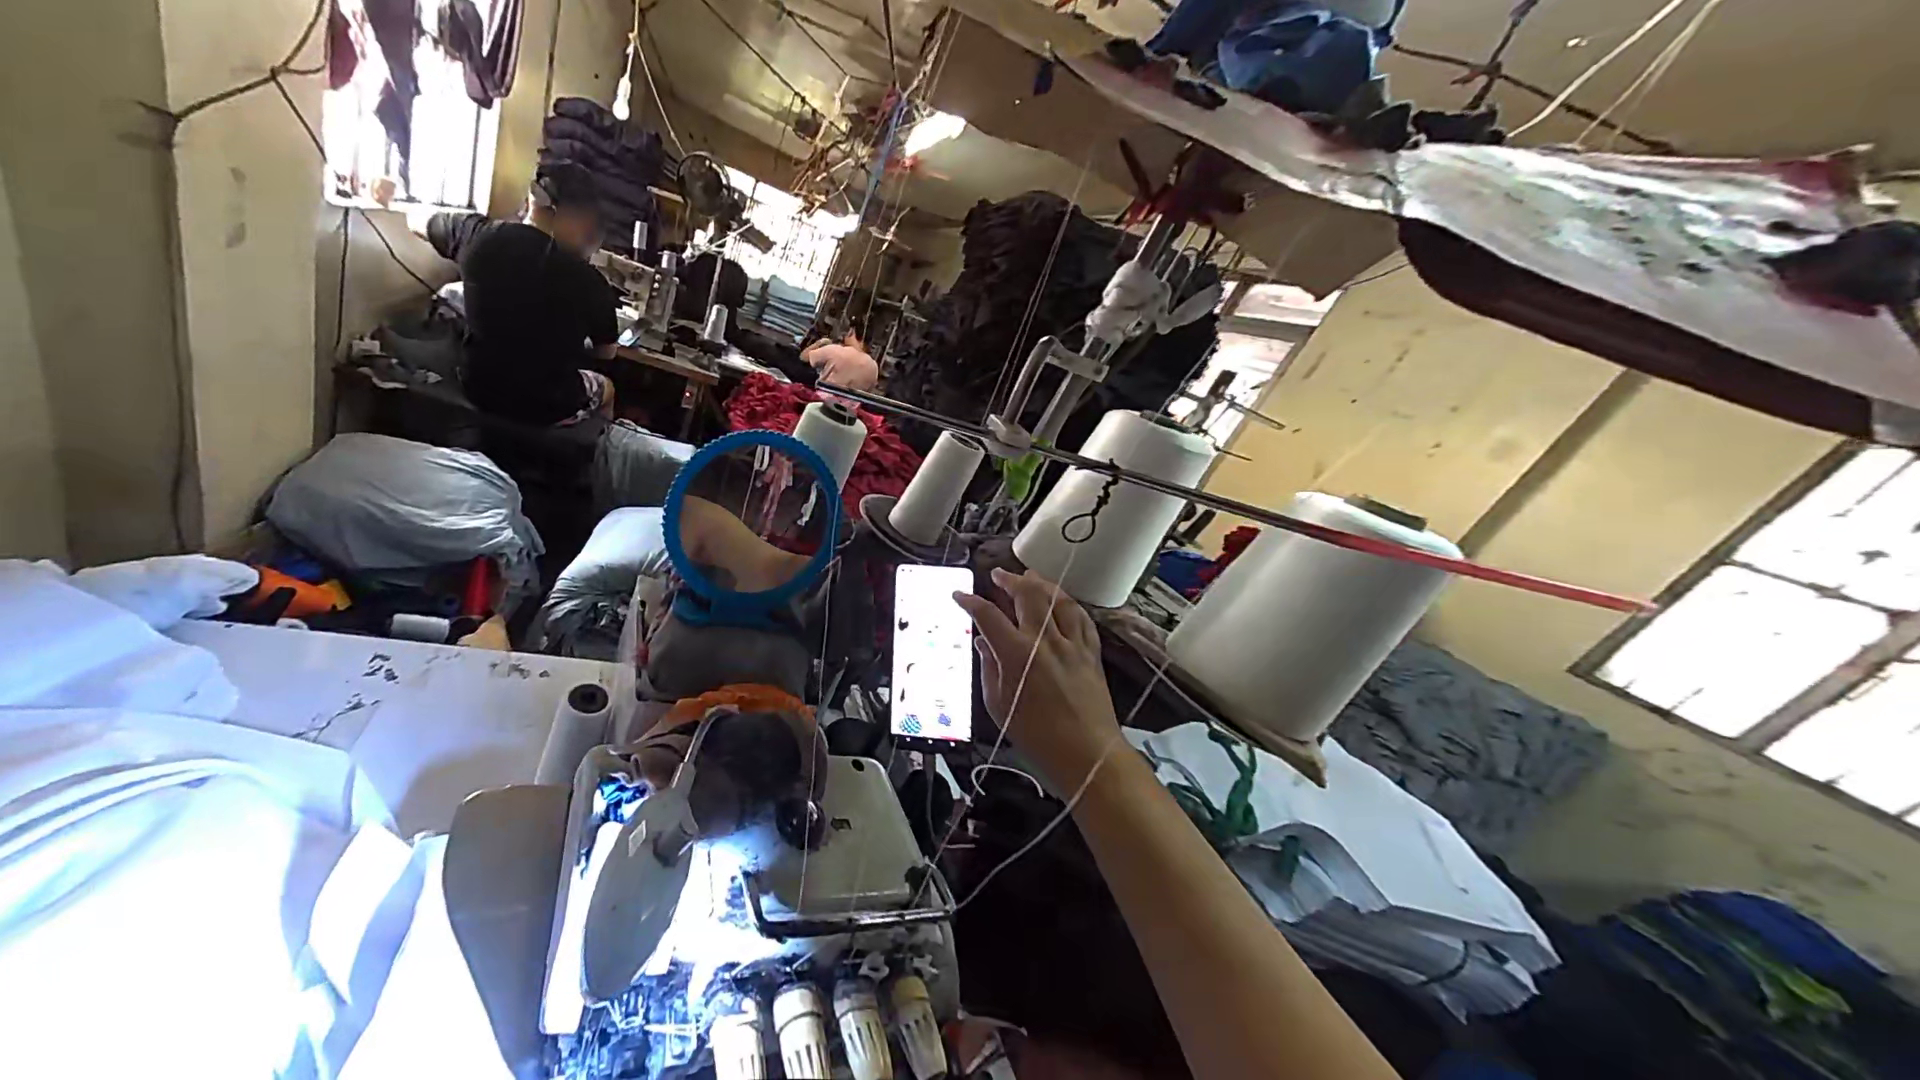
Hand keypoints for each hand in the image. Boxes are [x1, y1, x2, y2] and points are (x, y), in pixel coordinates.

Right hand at [954, 568, 1120, 790]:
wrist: (1086, 753)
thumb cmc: (1037, 736)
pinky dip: (1068, 603)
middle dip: (1009, 580)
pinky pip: (1081, 617)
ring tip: (1029, 577)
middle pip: (1028, 595)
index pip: (988, 616)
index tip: (960, 595)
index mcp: (1017, 654)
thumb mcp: (999, 705)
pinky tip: (1062, 601)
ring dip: (1041, 584)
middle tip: (998, 576)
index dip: (971, 602)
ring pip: (1058, 599)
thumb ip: (989, 668)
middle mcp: (1045, 640)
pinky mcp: (1091, 651)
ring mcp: (1072, 643)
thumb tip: (983, 644)